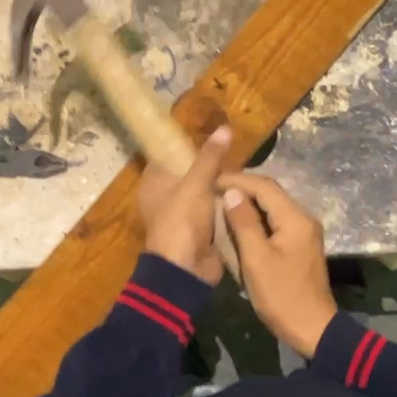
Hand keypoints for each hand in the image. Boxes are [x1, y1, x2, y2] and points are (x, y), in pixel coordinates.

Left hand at [138, 126, 231, 284]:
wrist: (187, 268)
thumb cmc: (182, 221)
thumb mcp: (196, 184)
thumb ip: (210, 157)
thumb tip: (225, 128)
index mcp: (154, 183)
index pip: (168, 155)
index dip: (187, 146)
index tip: (212, 138)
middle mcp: (164, 197)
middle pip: (189, 174)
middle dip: (211, 167)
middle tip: (235, 155)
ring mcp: (182, 215)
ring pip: (204, 192)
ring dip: (221, 186)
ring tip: (243, 172)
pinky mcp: (198, 230)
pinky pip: (213, 211)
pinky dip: (225, 205)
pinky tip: (243, 194)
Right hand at [218, 173, 336, 356]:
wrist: (312, 327)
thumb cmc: (281, 295)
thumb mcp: (256, 259)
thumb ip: (244, 223)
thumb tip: (231, 193)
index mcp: (295, 219)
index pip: (264, 186)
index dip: (237, 180)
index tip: (212, 182)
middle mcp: (304, 219)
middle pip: (271, 193)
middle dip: (243, 188)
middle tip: (214, 191)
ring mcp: (305, 232)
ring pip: (274, 207)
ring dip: (249, 203)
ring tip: (222, 203)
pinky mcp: (301, 245)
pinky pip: (277, 221)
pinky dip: (258, 218)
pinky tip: (240, 223)